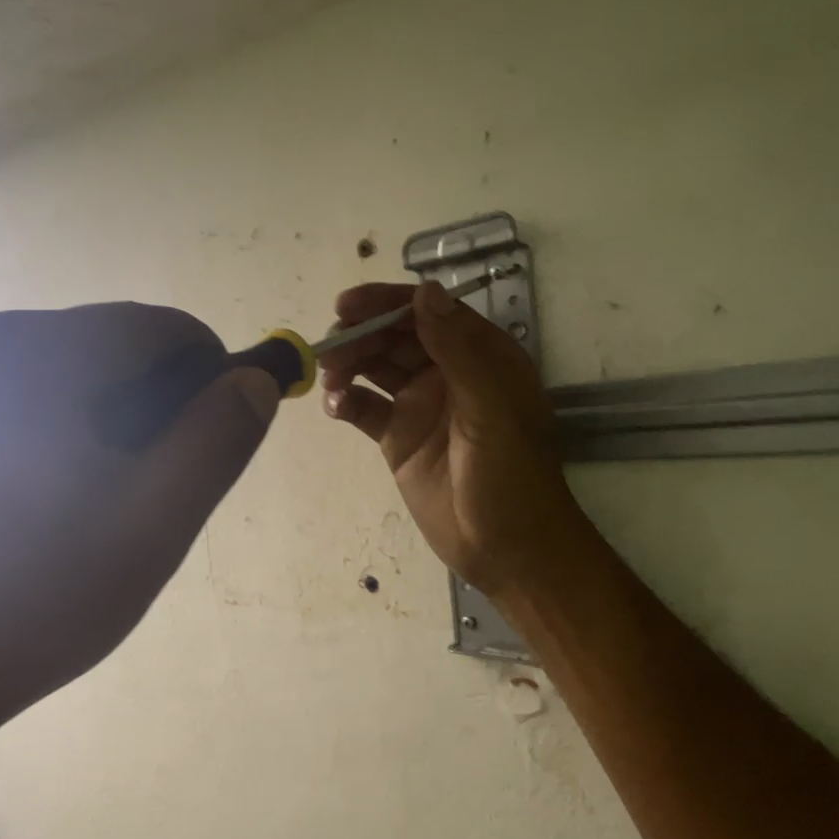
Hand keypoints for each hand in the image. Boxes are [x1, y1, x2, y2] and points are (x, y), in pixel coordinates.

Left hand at [0, 303, 279, 735]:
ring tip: (83, 518)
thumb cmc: (32, 602)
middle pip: (108, 348)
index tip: (207, 453)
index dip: (209, 381)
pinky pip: (9, 401)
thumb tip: (256, 380)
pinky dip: (46, 436)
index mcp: (37, 349)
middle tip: (141, 503)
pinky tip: (29, 513)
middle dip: (149, 410)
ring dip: (98, 426)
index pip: (164, 330)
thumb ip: (218, 440)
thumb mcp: (153, 525)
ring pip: (59, 376)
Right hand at [318, 282, 596, 598]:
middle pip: (394, 337)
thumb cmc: (511, 475)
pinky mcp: (399, 439)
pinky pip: (365, 409)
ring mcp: (421, 406)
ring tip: (327, 378)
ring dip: (348, 365)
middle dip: (360, 336)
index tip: (346, 307)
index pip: (427, 312)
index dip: (386, 304)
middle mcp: (447, 374)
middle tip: (329, 350)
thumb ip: (457, 349)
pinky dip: (346, 402)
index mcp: (479, 357)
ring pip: (375, 368)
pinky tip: (334, 407)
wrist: (507, 549)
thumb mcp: (490, 408)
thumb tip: (425, 289)